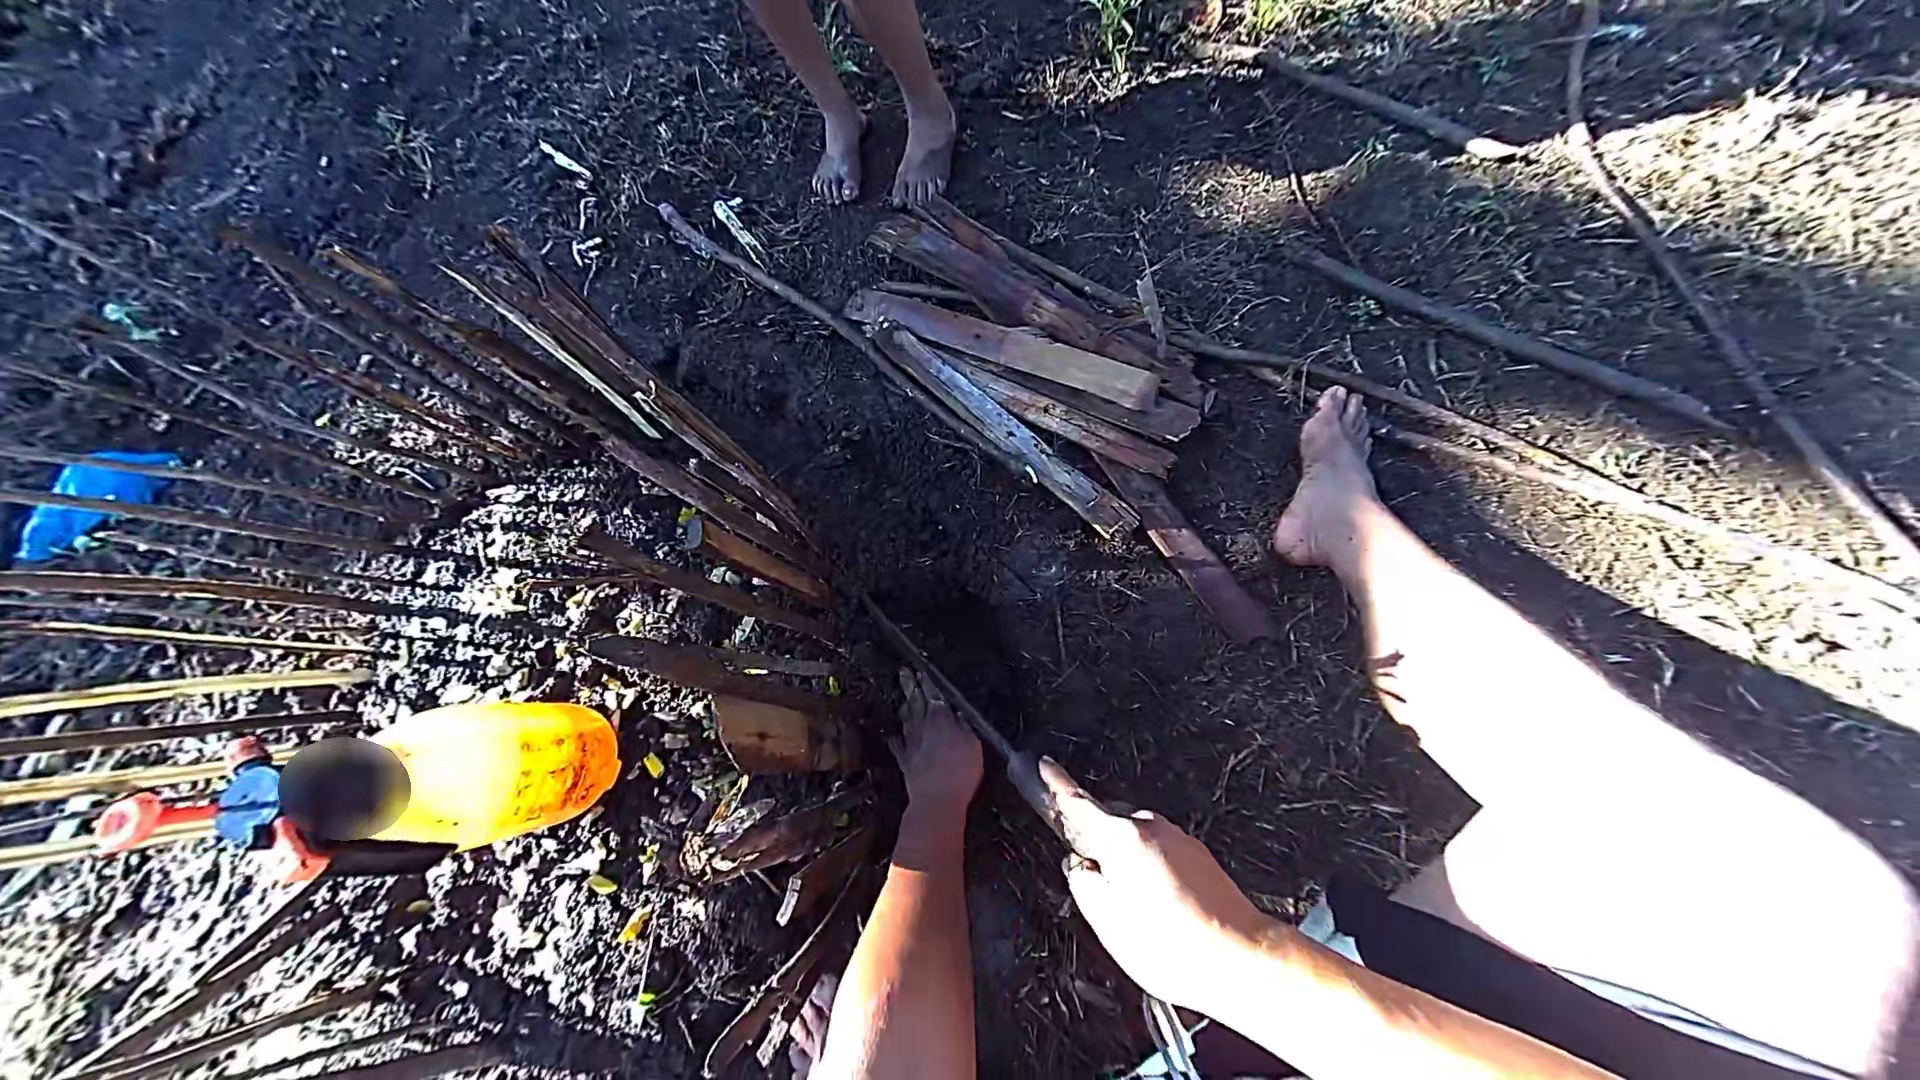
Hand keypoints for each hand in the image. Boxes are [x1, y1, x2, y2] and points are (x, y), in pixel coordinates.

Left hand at [891, 668, 982, 818]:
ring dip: (904, 708)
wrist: (937, 800)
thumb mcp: (973, 745)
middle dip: (910, 687)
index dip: (927, 683)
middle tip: (903, 673)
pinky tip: (891, 735)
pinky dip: (894, 738)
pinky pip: (897, 746)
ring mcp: (911, 744)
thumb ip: (965, 726)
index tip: (921, 671)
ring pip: (906, 721)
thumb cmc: (961, 772)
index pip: (933, 696)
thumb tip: (958, 711)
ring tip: (902, 699)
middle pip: (915, 703)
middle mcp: (923, 728)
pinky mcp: (905, 761)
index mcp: (941, 721)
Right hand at [1043, 758, 1280, 1012]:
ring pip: (1136, 844)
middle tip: (1108, 897)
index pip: (1077, 801)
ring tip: (1144, 917)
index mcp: (1121, 838)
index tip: (1044, 765)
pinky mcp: (1196, 854)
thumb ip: (1083, 883)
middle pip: (1109, 827)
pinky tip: (1165, 913)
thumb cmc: (1174, 945)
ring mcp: (1176, 838)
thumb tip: (1080, 866)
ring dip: (1131, 868)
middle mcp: (1149, 827)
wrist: (1241, 958)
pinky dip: (1155, 875)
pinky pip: (1161, 854)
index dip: (1056, 782)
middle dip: (1101, 852)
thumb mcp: (1106, 921)